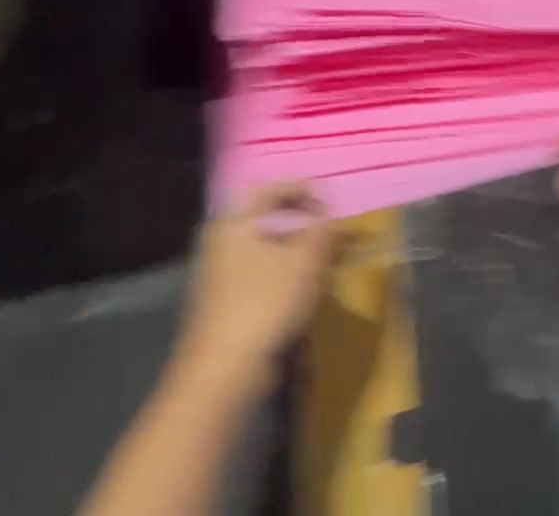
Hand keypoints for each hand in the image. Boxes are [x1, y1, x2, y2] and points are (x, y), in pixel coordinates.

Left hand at [173, 183, 339, 392]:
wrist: (223, 370)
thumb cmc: (265, 304)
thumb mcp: (305, 262)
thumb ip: (323, 232)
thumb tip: (331, 217)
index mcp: (236, 224)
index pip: (272, 187)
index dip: (306, 190)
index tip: (332, 208)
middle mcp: (224, 241)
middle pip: (271, 216)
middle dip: (308, 222)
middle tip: (334, 234)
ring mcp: (223, 272)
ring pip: (270, 245)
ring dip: (302, 248)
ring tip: (329, 262)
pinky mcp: (229, 299)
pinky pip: (265, 270)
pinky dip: (290, 270)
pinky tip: (309, 289)